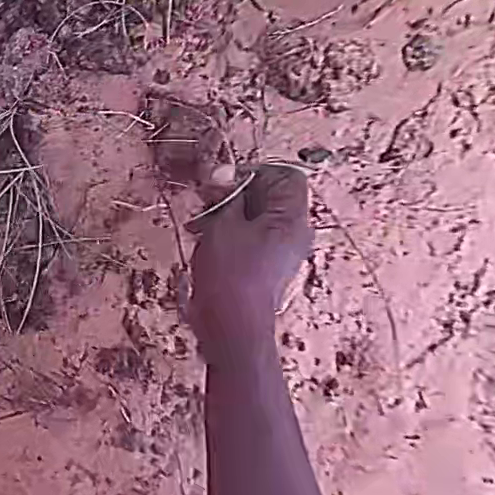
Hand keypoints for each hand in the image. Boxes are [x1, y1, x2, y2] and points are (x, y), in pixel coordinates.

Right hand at [187, 164, 310, 359]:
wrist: (232, 323)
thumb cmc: (230, 271)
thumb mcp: (223, 224)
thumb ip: (227, 195)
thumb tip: (225, 173)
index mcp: (292, 218)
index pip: (285, 176)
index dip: (253, 172)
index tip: (221, 181)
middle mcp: (294, 232)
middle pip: (270, 196)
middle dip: (235, 194)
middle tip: (205, 202)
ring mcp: (280, 250)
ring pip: (256, 216)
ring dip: (226, 213)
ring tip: (199, 224)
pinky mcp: (264, 265)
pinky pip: (250, 236)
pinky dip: (228, 232)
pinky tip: (204, 240)